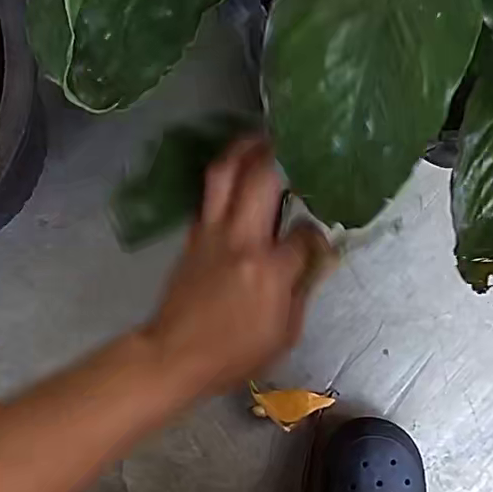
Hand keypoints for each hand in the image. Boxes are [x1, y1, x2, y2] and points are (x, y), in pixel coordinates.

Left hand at [140, 136, 333, 394]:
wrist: (174, 353)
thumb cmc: (234, 353)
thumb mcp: (285, 332)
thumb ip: (303, 288)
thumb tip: (316, 255)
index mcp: (269, 269)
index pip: (303, 233)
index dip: (317, 232)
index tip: (318, 237)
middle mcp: (240, 239)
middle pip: (262, 178)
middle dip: (282, 153)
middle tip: (296, 141)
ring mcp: (212, 232)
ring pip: (225, 173)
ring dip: (244, 149)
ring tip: (261, 138)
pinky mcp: (193, 234)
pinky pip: (209, 193)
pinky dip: (225, 175)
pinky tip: (237, 173)